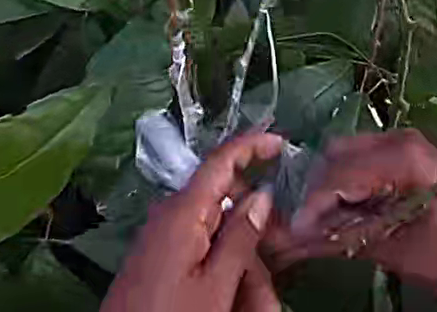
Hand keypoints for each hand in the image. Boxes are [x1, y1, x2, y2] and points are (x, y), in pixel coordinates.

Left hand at [102, 129, 284, 311]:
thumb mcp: (214, 289)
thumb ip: (240, 237)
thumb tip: (262, 194)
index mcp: (183, 210)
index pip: (221, 160)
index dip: (252, 145)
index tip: (280, 143)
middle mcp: (170, 214)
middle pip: (222, 196)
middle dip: (251, 216)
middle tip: (280, 244)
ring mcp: (160, 236)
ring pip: (213, 225)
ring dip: (238, 248)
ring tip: (257, 294)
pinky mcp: (156, 258)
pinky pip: (197, 244)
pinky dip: (220, 259)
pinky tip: (233, 291)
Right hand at [268, 130, 436, 303]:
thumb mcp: (399, 252)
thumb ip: (346, 238)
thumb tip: (296, 240)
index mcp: (401, 156)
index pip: (338, 174)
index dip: (310, 206)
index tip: (290, 235)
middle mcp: (398, 137)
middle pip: (337, 154)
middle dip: (316, 191)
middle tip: (303, 231)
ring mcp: (403, 141)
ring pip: (347, 154)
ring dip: (331, 186)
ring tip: (322, 226)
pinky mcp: (407, 153)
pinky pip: (364, 158)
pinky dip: (349, 182)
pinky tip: (345, 213)